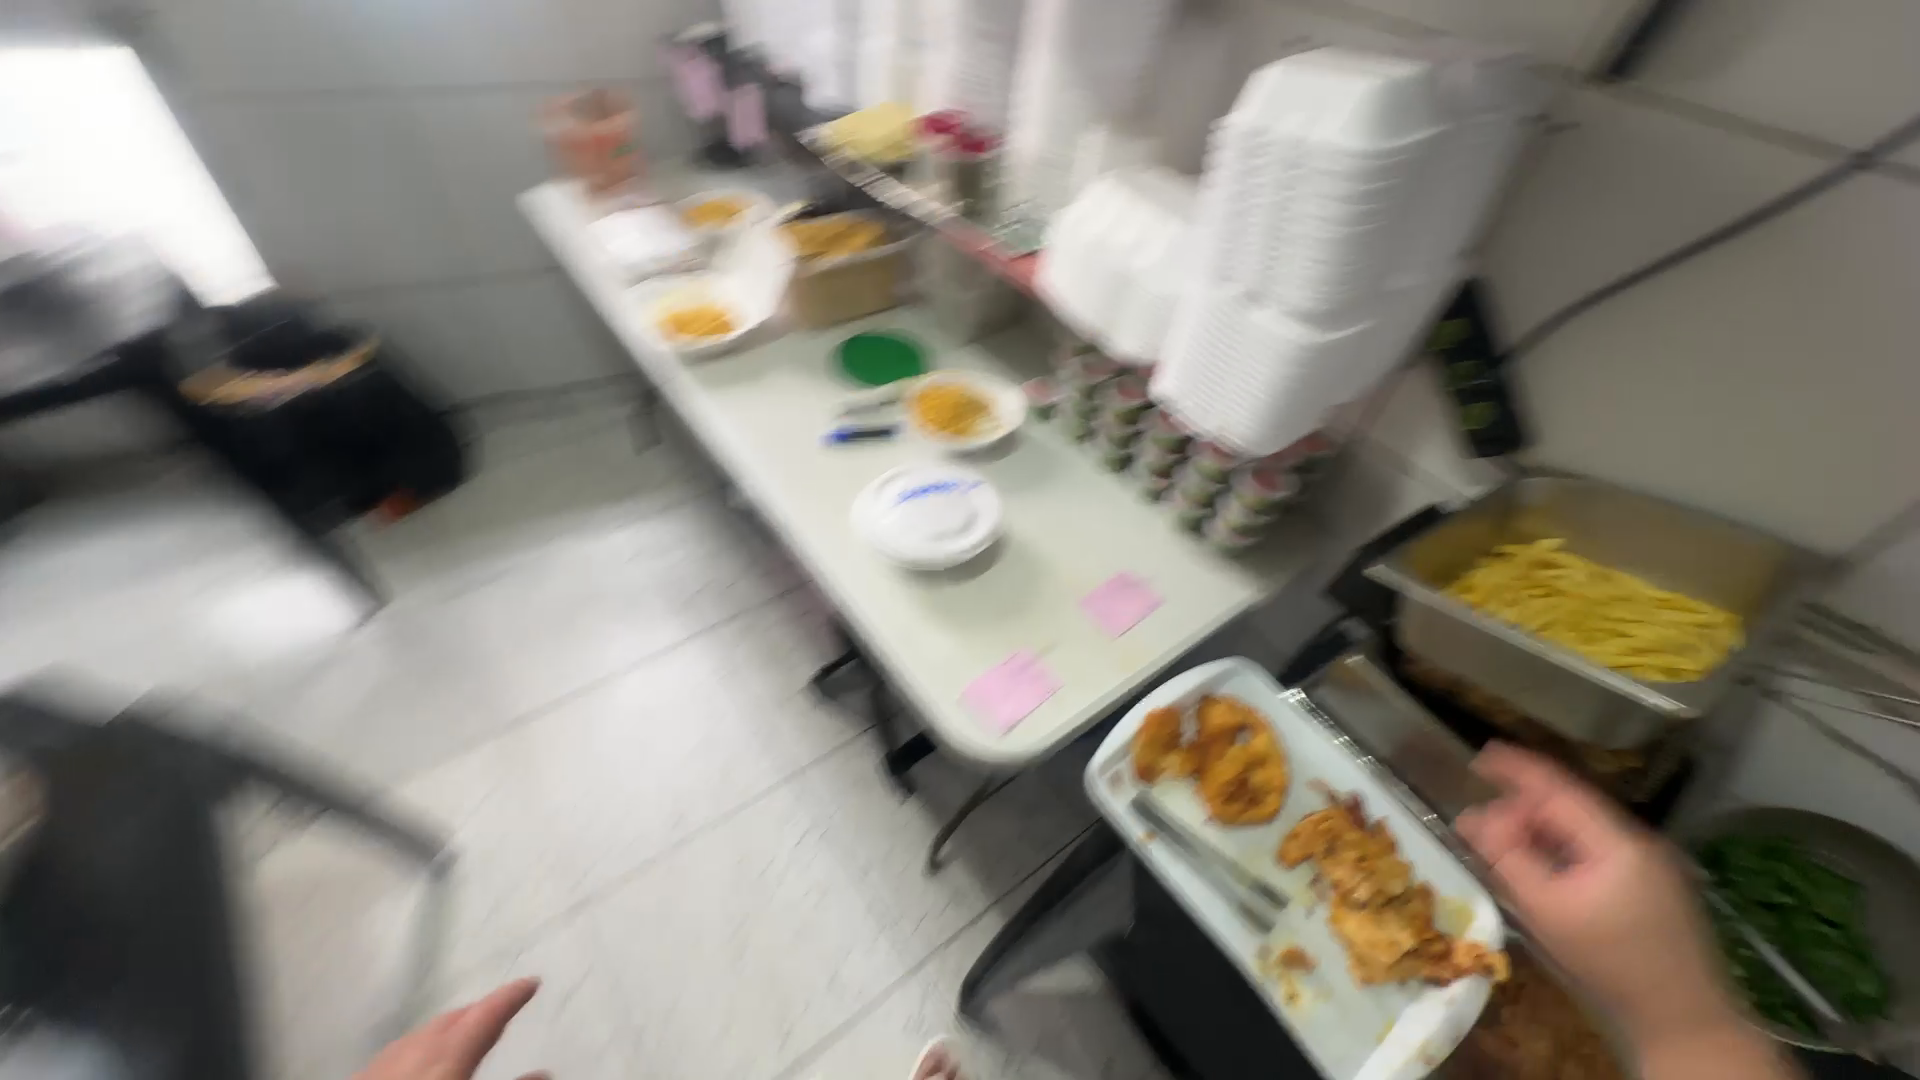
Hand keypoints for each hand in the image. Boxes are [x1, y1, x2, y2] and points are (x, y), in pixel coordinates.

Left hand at [355, 977, 542, 1079]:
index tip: (532, 982)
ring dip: (444, 1032)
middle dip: (476, 1013)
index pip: (486, 1015)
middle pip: (450, 1021)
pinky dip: (412, 1052)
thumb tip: (546, 1072)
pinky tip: (410, 1066)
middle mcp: (413, 1054)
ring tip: (460, 1036)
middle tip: (500, 1011)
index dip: (511, 996)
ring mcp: (377, 1069)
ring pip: (417, 1038)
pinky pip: (389, 1058)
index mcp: (447, 1058)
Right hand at [1457, 744, 1733, 1043]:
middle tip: (1481, 832)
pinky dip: (1558, 851)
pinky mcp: (1651, 887)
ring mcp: (1650, 866)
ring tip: (1504, 853)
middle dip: (1519, 812)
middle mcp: (1638, 843)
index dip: (1517, 768)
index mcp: (1617, 842)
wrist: (1686, 1023)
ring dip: (1537, 833)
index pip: (1559, 788)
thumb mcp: (1544, 907)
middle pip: (1567, 809)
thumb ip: (1505, 855)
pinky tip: (1539, 871)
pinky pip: (1592, 851)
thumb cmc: (1610, 962)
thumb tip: (1472, 817)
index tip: (1479, 754)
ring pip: (1578, 831)